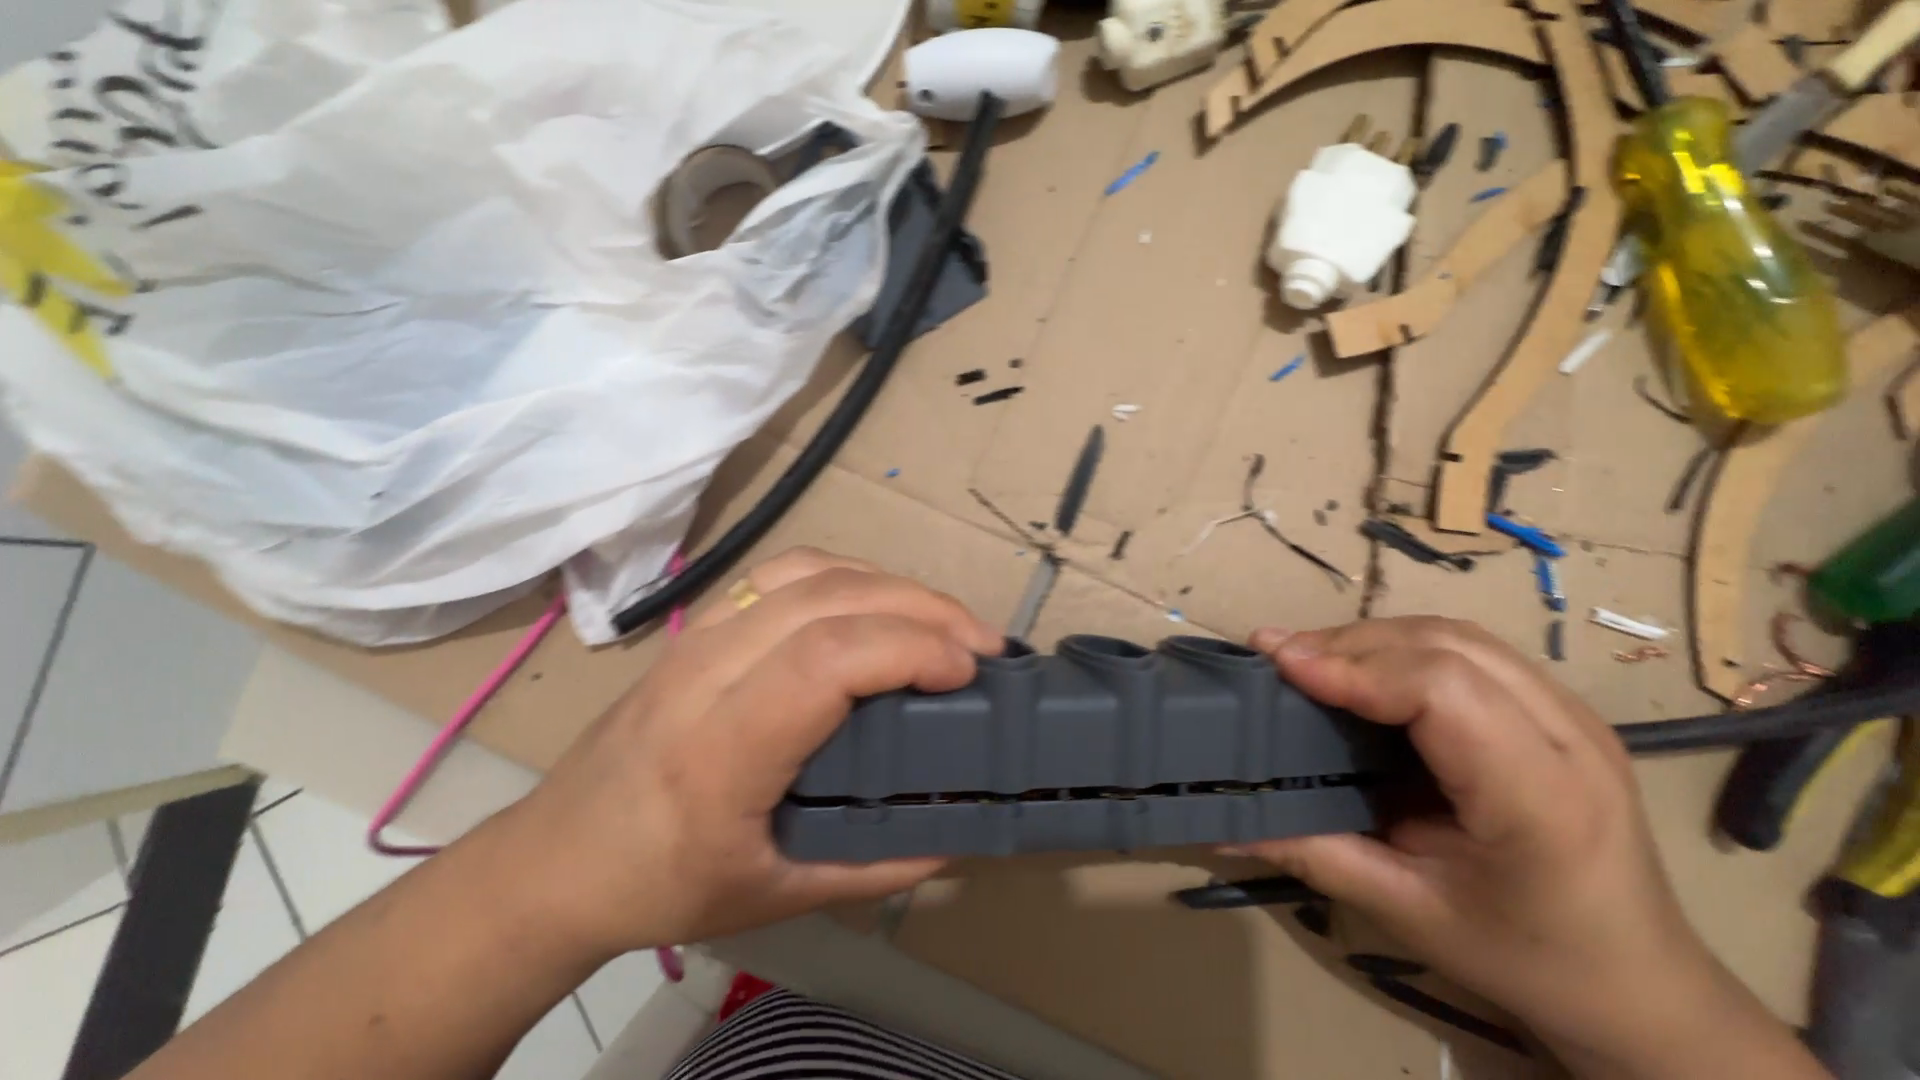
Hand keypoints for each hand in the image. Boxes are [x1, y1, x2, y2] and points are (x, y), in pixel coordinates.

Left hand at [492, 548, 1003, 958]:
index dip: (908, 648)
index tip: (967, 673)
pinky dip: (845, 575)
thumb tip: (952, 836)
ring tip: (943, 620)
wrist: (556, 858)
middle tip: (982, 644)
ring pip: (806, 571)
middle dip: (921, 607)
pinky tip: (879, 604)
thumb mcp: (774, 896)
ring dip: (888, 583)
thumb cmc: (661, 884)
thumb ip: (871, 869)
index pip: (823, 660)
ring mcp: (697, 638)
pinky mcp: (697, 627)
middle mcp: (705, 674)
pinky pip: (780, 574)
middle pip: (827, 600)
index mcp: (721, 750)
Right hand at [1237, 618, 1823, 1078]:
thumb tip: (1224, 823)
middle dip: (1351, 642)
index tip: (1279, 664)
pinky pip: (1475, 653)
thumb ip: (1316, 855)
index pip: (1442, 690)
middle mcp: (1571, 737)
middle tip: (1276, 657)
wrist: (1642, 984)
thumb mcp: (1410, 912)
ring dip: (1377, 638)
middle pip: (1448, 646)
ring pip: (1461, 637)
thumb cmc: (1526, 958)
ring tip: (1309, 659)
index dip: (1354, 667)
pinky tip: (1366, 673)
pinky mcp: (1563, 712)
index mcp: (1541, 797)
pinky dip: (1407, 649)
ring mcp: (1576, 716)